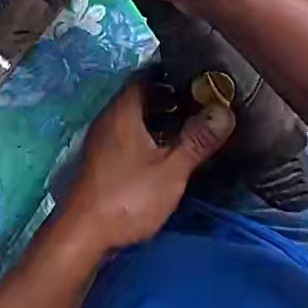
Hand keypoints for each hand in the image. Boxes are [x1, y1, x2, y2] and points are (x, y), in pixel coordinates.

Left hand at [58, 82, 234, 252]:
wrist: (83, 234)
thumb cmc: (128, 196)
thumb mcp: (171, 170)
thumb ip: (197, 141)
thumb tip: (223, 112)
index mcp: (123, 110)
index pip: (144, 76)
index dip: (168, 73)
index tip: (193, 76)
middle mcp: (108, 118)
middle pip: (137, 96)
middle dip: (164, 96)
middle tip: (194, 101)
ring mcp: (101, 140)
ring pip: (131, 117)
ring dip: (154, 117)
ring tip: (184, 126)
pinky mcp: (100, 161)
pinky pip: (125, 135)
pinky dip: (144, 135)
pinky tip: (161, 152)